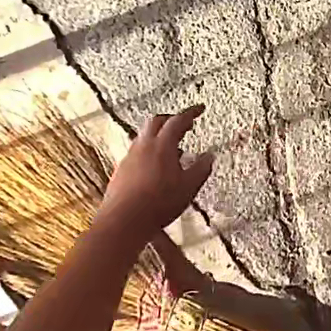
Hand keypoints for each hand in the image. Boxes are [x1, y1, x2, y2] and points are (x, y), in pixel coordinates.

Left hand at [95, 105, 215, 244]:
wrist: (123, 221)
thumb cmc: (157, 204)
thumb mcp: (188, 187)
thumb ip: (201, 169)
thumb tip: (209, 157)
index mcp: (162, 146)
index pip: (178, 120)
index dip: (190, 113)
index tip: (199, 109)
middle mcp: (143, 146)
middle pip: (157, 121)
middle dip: (171, 119)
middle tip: (184, 123)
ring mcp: (130, 158)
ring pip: (145, 137)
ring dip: (160, 136)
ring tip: (173, 148)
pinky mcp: (122, 171)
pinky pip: (137, 152)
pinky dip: (149, 151)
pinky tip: (155, 167)